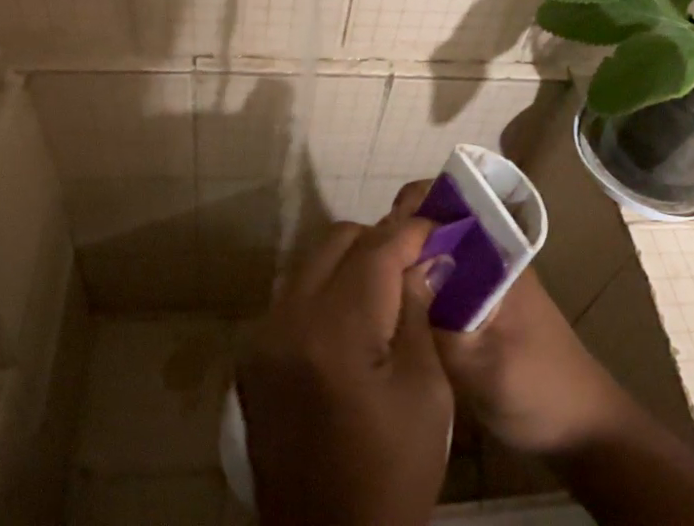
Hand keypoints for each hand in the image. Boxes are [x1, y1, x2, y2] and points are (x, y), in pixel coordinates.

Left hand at [236, 213, 453, 525]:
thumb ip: (418, 312)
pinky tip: (353, 317)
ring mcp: (261, 340)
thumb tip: (425, 259)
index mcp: (334, 332)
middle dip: (379, 240)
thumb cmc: (395, 469)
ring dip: (350, 262)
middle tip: (417, 258)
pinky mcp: (252, 360)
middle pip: (335, 244)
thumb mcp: (426, 391)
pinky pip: (291, 299)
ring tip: (389, 284)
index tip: (441, 224)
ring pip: (309, 266)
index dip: (411, 231)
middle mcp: (286, 322)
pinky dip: (324, 291)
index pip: (375, 251)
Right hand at [388, 181, 628, 456]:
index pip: (446, 203)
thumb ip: (438, 315)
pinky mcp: (475, 306)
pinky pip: (434, 280)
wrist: (582, 431)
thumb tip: (394, 266)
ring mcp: (481, 280)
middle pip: (432, 223)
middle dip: (394, 239)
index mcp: (495, 251)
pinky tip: (387, 313)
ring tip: (366, 295)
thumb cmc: (538, 393)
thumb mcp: (480, 364)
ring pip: (429, 252)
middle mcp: (486, 254)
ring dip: (399, 264)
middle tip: (361, 277)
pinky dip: (409, 288)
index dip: (405, 213)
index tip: (370, 245)